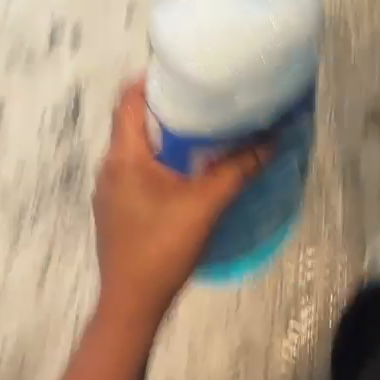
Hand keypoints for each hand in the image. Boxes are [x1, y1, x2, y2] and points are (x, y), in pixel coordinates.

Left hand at [92, 77, 268, 325]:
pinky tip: (184, 170)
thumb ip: (238, 169)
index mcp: (124, 155)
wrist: (130, 307)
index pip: (129, 99)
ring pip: (134, 146)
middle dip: (166, 106)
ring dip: (163, 135)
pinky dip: (157, 159)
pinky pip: (134, 168)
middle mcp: (110, 166)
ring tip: (199, 129)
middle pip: (133, 120)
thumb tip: (271, 139)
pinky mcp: (115, 210)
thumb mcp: (206, 204)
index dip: (152, 79)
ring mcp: (109, 190)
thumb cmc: (162, 247)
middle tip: (202, 97)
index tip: (184, 71)